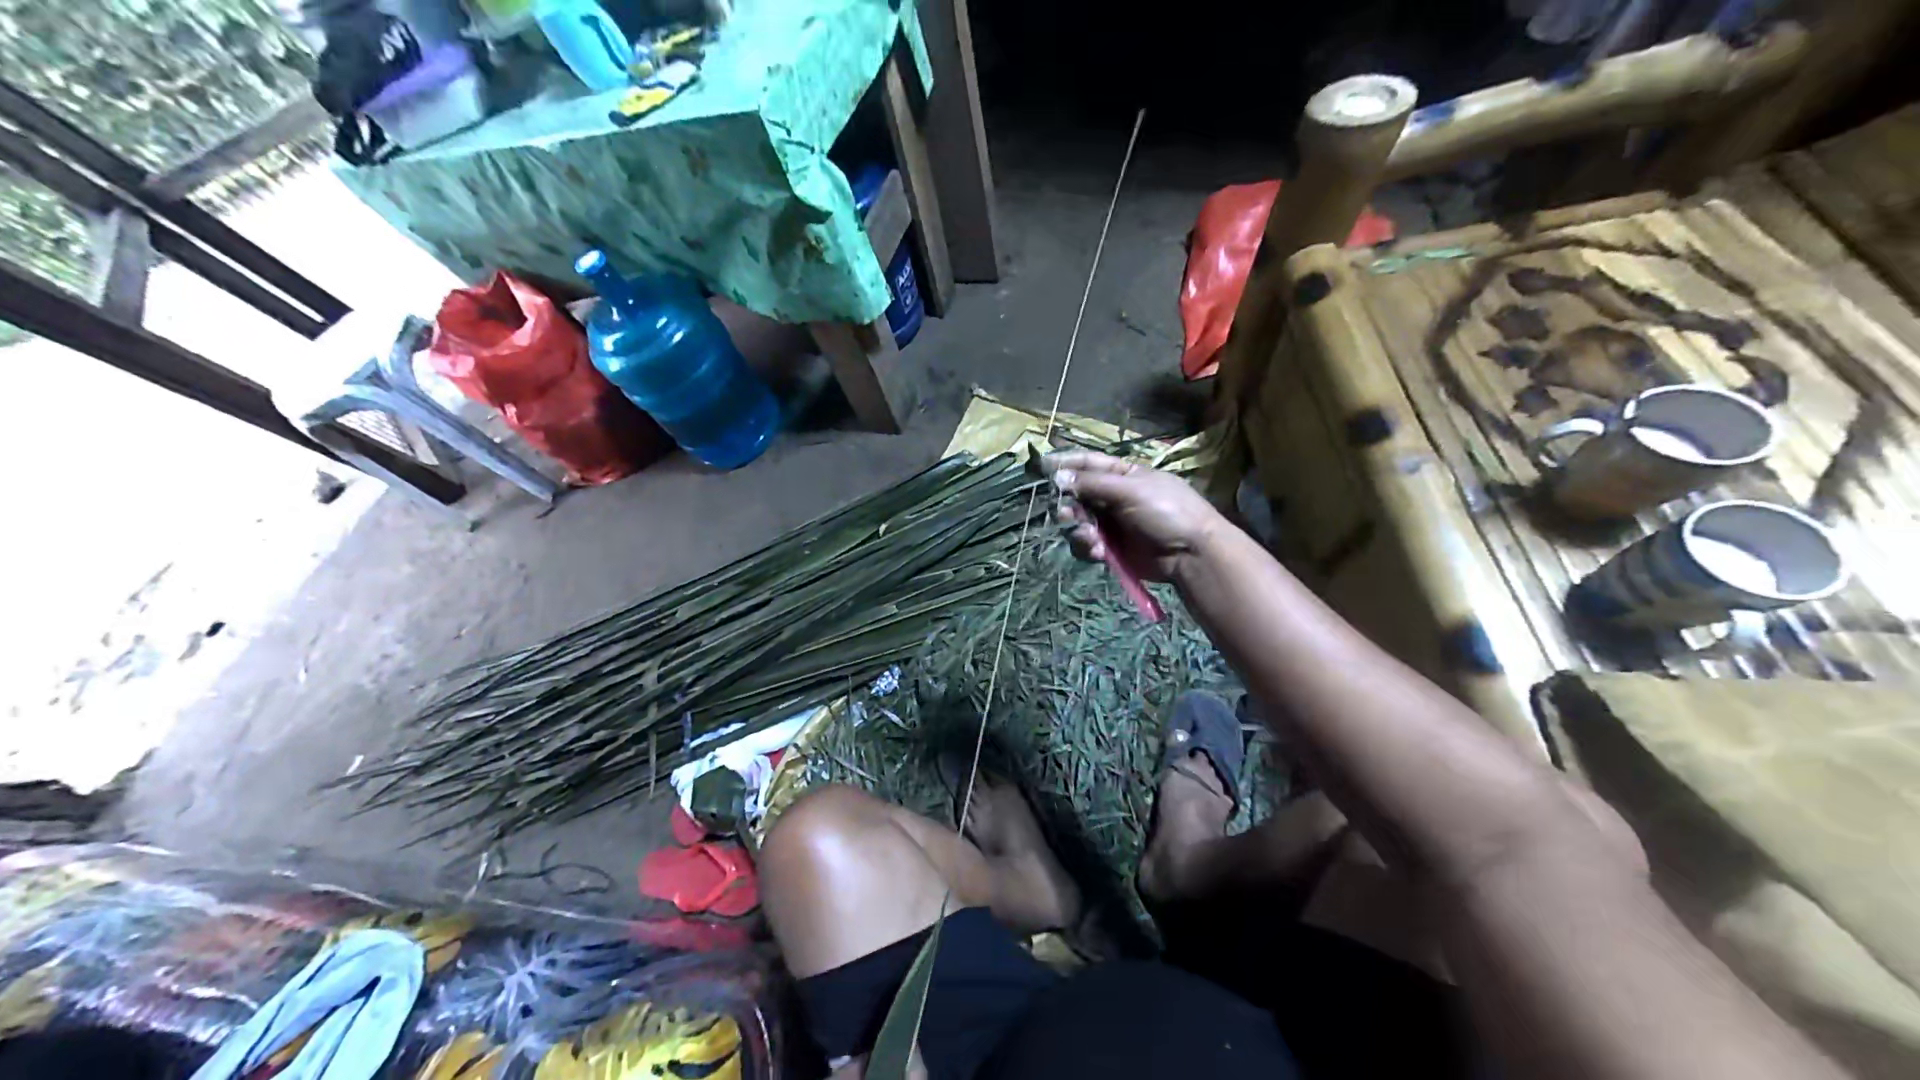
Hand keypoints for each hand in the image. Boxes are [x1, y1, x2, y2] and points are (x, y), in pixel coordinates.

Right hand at [1043, 450, 1226, 581]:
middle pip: (1077, 495)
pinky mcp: (1110, 548)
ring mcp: (1111, 523)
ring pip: (1078, 522)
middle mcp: (1113, 496)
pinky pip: (1087, 545)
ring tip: (1091, 537)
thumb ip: (1093, 484)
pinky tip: (1100, 553)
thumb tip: (1057, 477)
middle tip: (1068, 514)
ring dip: (1079, 529)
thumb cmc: (1167, 511)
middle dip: (1070, 505)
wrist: (1191, 553)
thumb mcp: (1131, 490)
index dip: (1064, 463)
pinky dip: (1088, 548)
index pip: (1087, 463)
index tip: (1041, 466)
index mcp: (1122, 474)